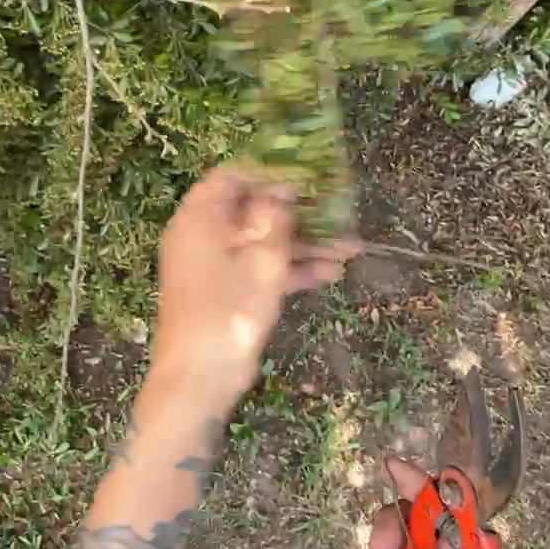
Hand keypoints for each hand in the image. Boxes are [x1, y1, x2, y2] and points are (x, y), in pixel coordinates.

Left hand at [149, 166, 355, 405]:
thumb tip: (286, 184)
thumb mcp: (261, 258)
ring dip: (303, 244)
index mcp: (200, 216)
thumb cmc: (228, 309)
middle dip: (298, 212)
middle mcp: (203, 234)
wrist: (198, 377)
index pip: (233, 176)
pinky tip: (331, 273)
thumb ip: (275, 216)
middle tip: (339, 211)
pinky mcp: (226, 291)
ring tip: (351, 247)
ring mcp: (214, 265)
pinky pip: (259, 269)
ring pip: (261, 242)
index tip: (308, 173)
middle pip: (253, 210)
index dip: (270, 171)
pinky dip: (290, 270)